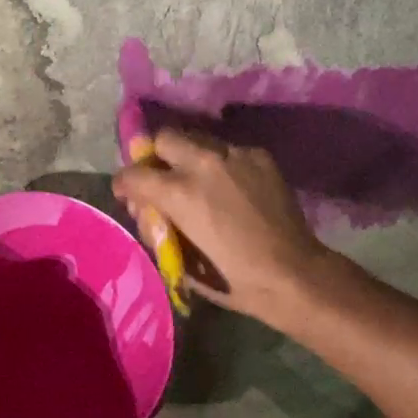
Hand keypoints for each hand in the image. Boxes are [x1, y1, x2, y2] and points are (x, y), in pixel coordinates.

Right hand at [112, 129, 331, 323]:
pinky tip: (233, 189)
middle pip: (165, 138)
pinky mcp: (258, 155)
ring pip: (198, 139)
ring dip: (190, 157)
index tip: (126, 192)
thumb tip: (147, 209)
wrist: (293, 273)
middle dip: (157, 156)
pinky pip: (229, 150)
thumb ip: (160, 229)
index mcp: (180, 193)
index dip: (124, 183)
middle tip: (163, 178)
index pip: (135, 173)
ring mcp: (234, 154)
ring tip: (200, 182)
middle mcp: (203, 163)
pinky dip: (223, 165)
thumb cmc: (234, 279)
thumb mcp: (183, 262)